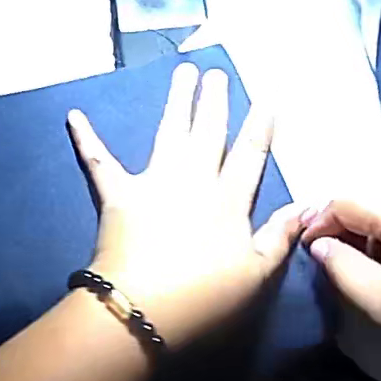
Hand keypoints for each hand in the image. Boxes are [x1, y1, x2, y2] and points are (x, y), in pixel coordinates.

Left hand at [67, 63, 304, 345]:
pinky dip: (86, 139)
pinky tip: (74, 115)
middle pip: (208, 133)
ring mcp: (154, 183)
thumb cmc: (205, 295)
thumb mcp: (255, 273)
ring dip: (176, 102)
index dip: (260, 128)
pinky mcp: (117, 194)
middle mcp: (193, 181)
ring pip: (168, 133)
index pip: (250, 156)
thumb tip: (306, 205)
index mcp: (228, 201)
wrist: (143, 307)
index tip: (267, 100)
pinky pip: (99, 162)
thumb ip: (279, 236)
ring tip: (182, 73)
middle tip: (216, 73)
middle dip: (214, 103)